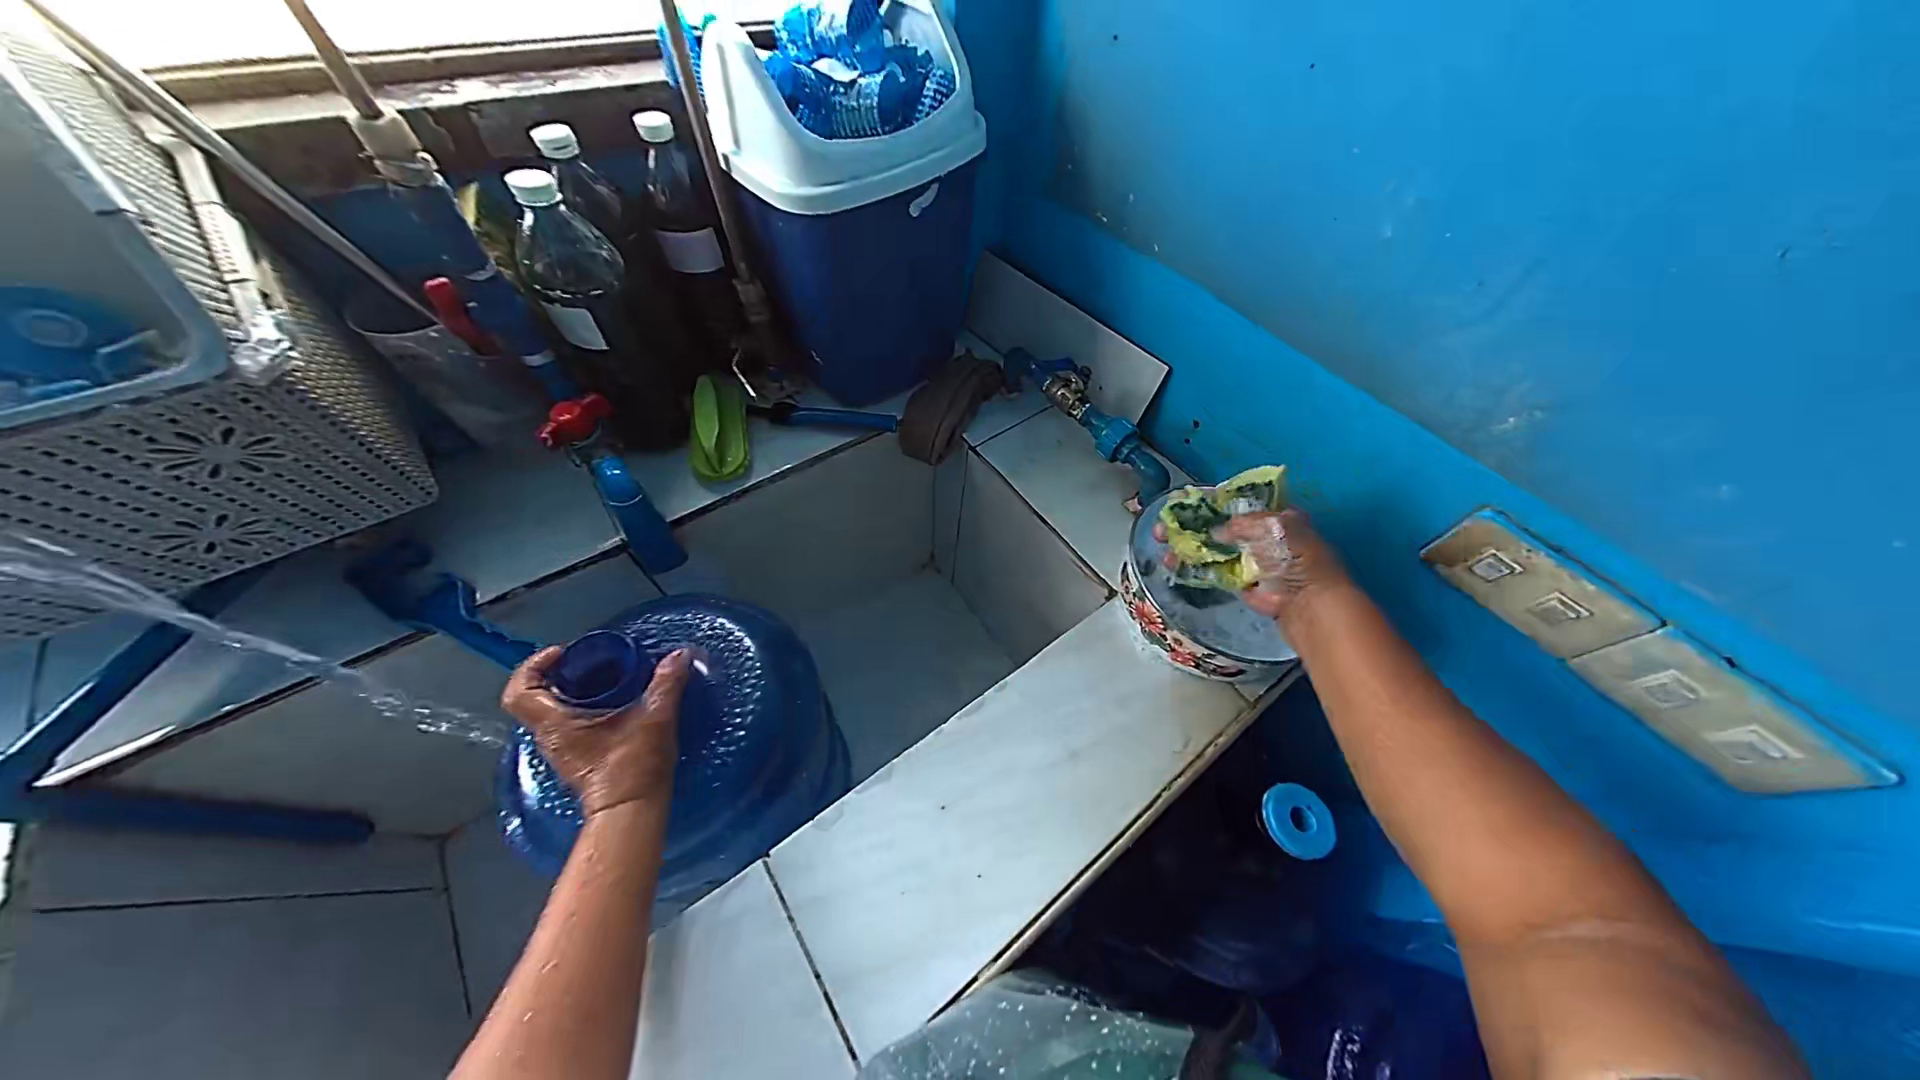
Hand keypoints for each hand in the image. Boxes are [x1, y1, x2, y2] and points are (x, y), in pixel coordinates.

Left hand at [501, 646, 691, 817]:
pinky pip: (570, 722)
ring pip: (554, 710)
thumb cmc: (632, 767)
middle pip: (536, 697)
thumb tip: (680, 655)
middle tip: (589, 660)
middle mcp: (551, 736)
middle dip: (559, 673)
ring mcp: (563, 749)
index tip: (563, 653)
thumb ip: (667, 684)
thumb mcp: (655, 719)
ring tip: (605, 676)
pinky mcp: (579, 757)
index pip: (519, 692)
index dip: (533, 666)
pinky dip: (585, 706)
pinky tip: (615, 701)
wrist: (631, 811)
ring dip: (573, 690)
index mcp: (556, 724)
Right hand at [1157, 506, 1348, 620]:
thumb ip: (1242, 523)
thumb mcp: (1274, 526)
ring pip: (1209, 547)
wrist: (1307, 603)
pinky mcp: (1238, 581)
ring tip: (1162, 544)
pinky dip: (1190, 566)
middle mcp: (1258, 534)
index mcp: (1273, 514)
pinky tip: (1171, 563)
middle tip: (1164, 525)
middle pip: (1216, 524)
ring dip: (1184, 544)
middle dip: (1188, 524)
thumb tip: (1215, 531)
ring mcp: (1247, 558)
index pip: (1235, 502)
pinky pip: (1210, 570)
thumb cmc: (1296, 557)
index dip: (1209, 501)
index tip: (1182, 501)